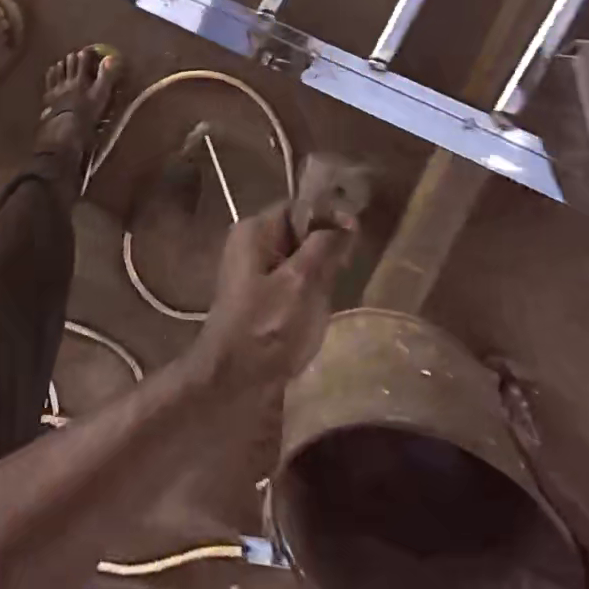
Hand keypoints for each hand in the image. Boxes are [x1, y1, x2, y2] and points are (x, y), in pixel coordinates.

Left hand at [188, 202, 354, 395]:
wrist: (233, 382)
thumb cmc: (267, 327)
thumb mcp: (301, 283)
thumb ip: (324, 247)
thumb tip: (346, 222)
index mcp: (254, 232)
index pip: (298, 207)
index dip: (328, 215)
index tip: (355, 234)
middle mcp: (250, 244)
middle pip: (298, 231)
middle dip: (325, 245)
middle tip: (347, 266)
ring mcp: (252, 271)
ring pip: (297, 257)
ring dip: (319, 270)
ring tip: (336, 287)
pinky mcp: (259, 296)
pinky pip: (291, 279)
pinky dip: (309, 288)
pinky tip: (320, 305)